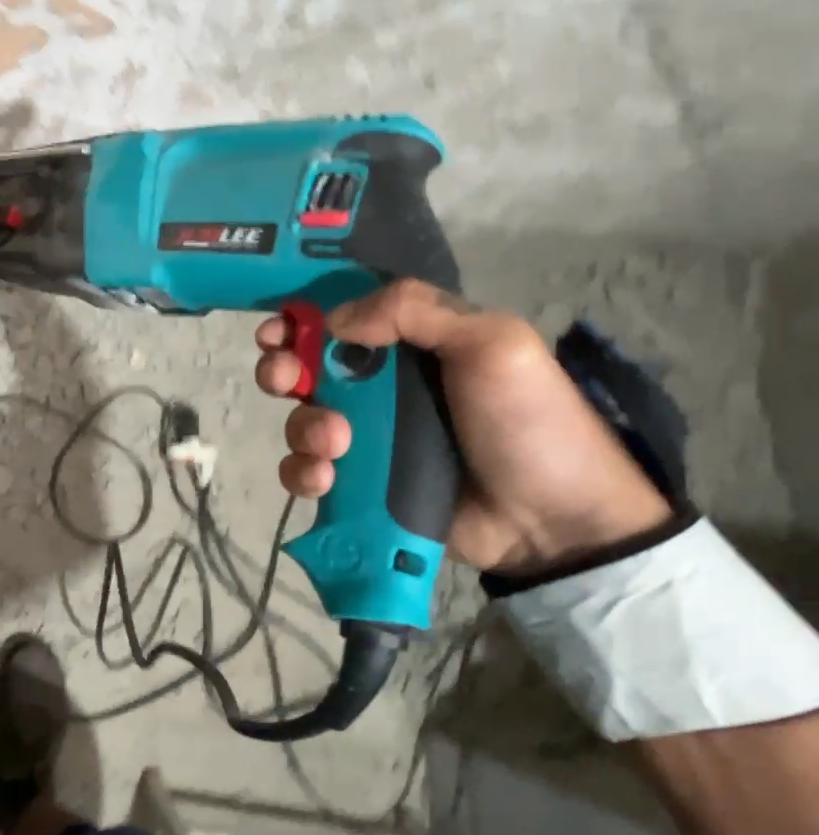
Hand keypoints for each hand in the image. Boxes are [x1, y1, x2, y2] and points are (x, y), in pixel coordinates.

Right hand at [254, 280, 672, 575]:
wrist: (558, 522)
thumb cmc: (530, 423)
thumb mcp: (494, 344)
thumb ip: (417, 311)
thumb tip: (333, 320)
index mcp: (409, 347)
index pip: (338, 321)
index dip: (298, 322)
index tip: (276, 332)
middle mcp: (378, 388)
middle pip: (303, 369)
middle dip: (280, 370)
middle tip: (284, 380)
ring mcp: (367, 439)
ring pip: (300, 421)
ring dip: (303, 427)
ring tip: (335, 446)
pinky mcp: (359, 485)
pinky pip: (306, 472)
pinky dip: (302, 472)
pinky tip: (324, 478)